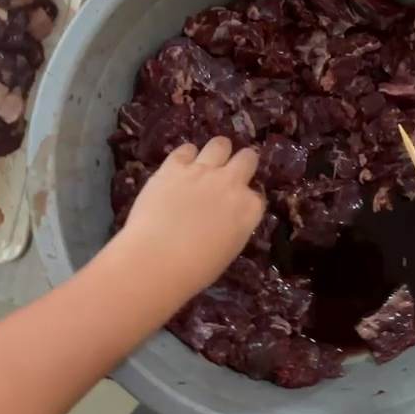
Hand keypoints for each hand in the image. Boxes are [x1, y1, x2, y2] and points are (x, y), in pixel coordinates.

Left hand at [112, 137, 264, 295]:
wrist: (157, 259)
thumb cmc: (195, 269)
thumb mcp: (228, 249)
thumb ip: (233, 226)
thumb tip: (224, 219)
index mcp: (249, 209)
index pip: (256, 195)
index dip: (246, 198)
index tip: (236, 205)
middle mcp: (231, 183)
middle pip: (247, 158)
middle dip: (241, 163)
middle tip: (229, 174)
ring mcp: (202, 171)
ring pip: (220, 144)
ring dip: (217, 152)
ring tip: (207, 162)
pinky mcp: (174, 166)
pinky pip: (185, 149)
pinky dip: (185, 156)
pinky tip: (180, 166)